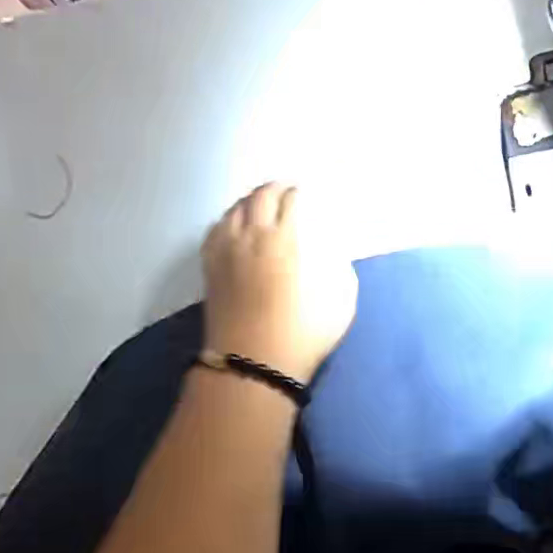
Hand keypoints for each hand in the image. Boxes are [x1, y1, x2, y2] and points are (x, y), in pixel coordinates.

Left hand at [201, 182, 357, 380]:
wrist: (255, 363)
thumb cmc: (305, 334)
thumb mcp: (342, 303)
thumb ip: (340, 270)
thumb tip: (333, 254)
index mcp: (288, 241)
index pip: (292, 200)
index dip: (301, 193)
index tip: (309, 194)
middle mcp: (253, 235)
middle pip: (261, 196)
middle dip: (276, 188)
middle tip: (287, 190)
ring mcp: (227, 248)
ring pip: (235, 208)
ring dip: (251, 200)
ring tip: (262, 204)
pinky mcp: (210, 265)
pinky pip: (217, 228)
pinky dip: (230, 218)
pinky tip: (236, 225)